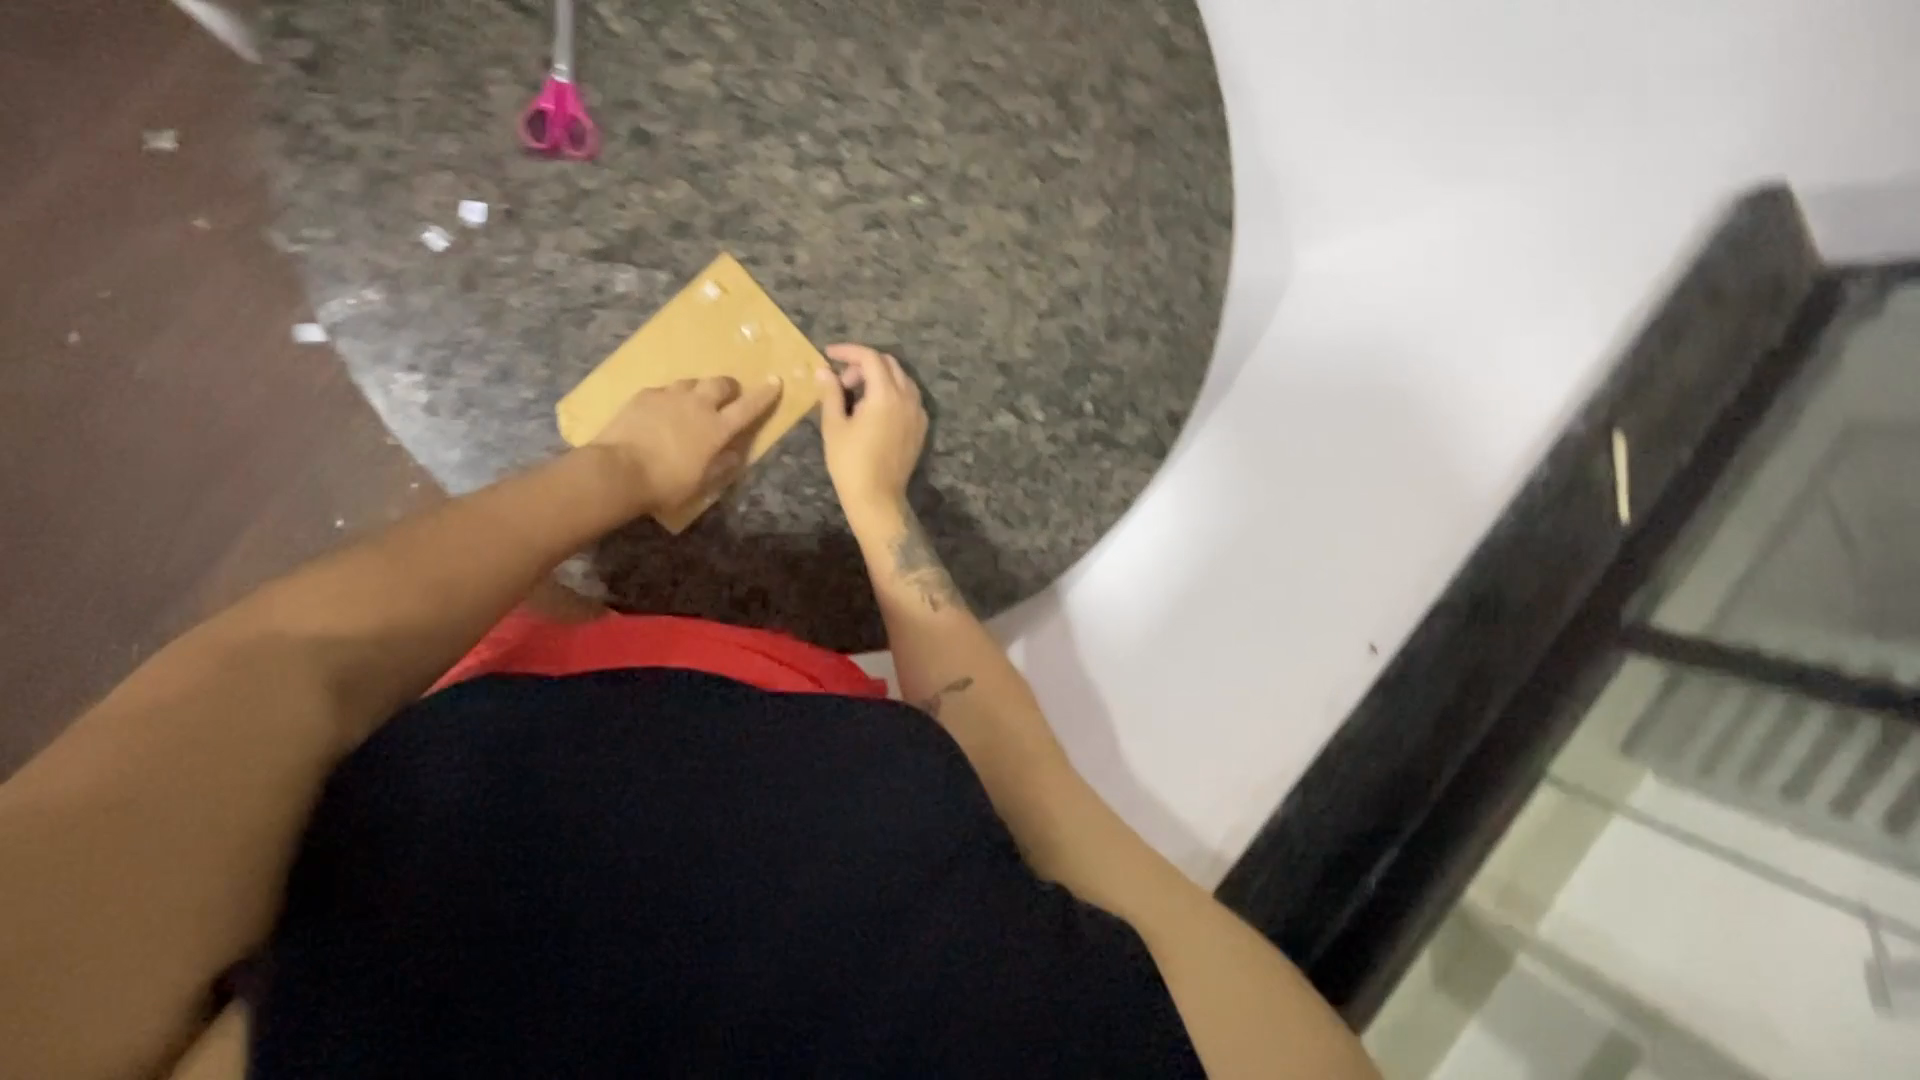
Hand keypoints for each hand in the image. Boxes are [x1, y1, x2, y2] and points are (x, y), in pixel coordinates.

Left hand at [589, 375, 781, 513]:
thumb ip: (723, 464)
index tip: (775, 381)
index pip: (749, 406)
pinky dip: (671, 398)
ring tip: (694, 402)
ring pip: (692, 382)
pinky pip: (665, 390)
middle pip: (720, 384)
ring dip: (699, 390)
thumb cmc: (666, 484)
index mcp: (717, 428)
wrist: (618, 470)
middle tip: (729, 396)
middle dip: (729, 387)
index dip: (764, 394)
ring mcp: (669, 396)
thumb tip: (735, 451)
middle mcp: (697, 405)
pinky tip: (663, 411)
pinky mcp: (645, 395)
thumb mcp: (702, 483)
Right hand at [817, 343, 926, 528]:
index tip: (829, 354)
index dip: (848, 351)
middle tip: (842, 382)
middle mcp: (908, 398)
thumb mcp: (834, 425)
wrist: (877, 497)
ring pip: (901, 379)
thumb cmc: (850, 462)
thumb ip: (831, 393)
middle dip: (863, 365)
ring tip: (856, 396)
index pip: (870, 358)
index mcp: (886, 394)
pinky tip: (874, 410)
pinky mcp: (920, 427)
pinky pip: (909, 397)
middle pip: (888, 364)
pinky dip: (891, 392)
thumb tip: (823, 371)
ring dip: (879, 377)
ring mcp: (918, 413)